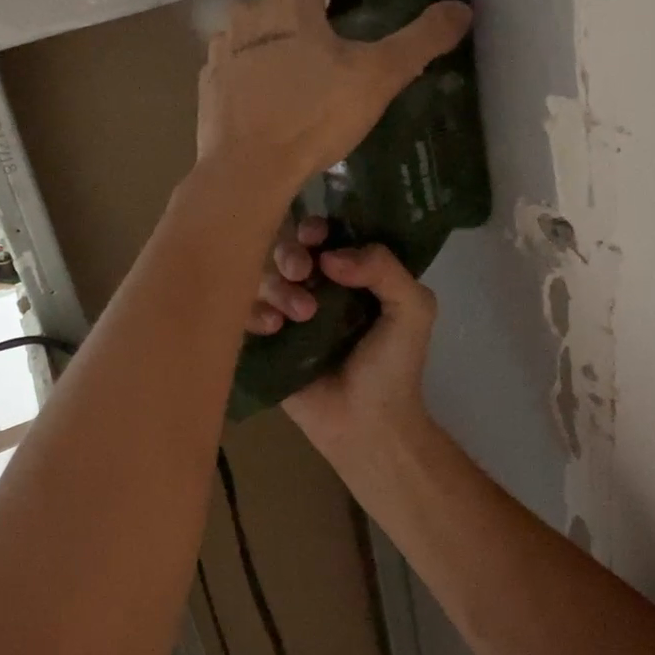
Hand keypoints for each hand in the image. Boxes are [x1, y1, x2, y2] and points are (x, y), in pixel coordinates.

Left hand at [197, 0, 471, 196]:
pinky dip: (255, 73)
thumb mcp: (378, 76)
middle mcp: (249, 11)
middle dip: (312, 12)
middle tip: (342, 41)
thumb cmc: (313, 115)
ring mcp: (222, 48)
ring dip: (280, 42)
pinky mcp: (209, 84)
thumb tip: (461, 9)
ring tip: (307, 73)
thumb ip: (421, 39)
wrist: (247, 170)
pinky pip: (238, 66)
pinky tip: (273, 99)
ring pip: (260, 32)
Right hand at [248, 218, 436, 453]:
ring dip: (276, 285)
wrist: (368, 426)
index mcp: (349, 273)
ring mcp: (286, 314)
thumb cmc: (393, 367)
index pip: (323, 234)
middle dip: (289, 252)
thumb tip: (330, 257)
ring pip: (261, 277)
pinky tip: (272, 327)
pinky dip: (252, 311)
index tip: (315, 237)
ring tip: (300, 313)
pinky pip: (242, 312)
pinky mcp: (263, 342)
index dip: (314, 228)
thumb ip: (384, 268)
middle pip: (285, 249)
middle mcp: (314, 287)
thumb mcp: (413, 309)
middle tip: (302, 271)